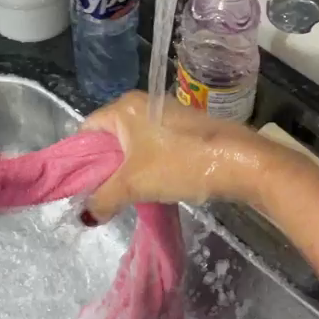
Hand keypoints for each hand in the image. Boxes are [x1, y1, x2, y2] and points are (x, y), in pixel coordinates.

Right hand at [81, 92, 294, 220]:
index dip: (79, 160)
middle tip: (102, 195)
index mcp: (123, 107)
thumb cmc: (180, 164)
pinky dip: (146, 163)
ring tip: (126, 194)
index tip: (81, 187)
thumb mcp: (134, 185)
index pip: (86, 129)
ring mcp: (164, 113)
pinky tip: (152, 184)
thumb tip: (86, 215)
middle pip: (108, 137)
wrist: (240, 161)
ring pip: (132, 143)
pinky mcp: (183, 127)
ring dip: (126, 168)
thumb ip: (103, 198)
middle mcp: (141, 103)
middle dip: (104, 167)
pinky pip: (152, 144)